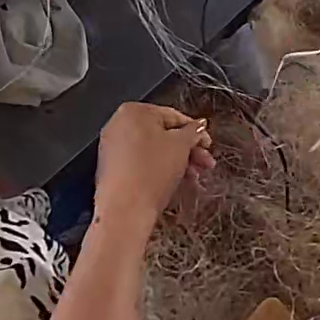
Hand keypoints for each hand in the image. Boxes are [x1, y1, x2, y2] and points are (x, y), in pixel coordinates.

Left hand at [94, 102, 212, 233]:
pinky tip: (175, 181)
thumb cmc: (151, 171)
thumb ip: (193, 132)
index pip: (172, 116)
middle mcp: (119, 124)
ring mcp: (113, 145)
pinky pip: (141, 162)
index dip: (195, 131)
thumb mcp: (181, 146)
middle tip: (204, 163)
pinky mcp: (112, 167)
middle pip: (162, 133)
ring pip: (153, 149)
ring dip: (176, 161)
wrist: (124, 208)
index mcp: (134, 111)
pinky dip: (158, 168)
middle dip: (187, 150)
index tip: (207, 143)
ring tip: (193, 176)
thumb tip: (199, 126)